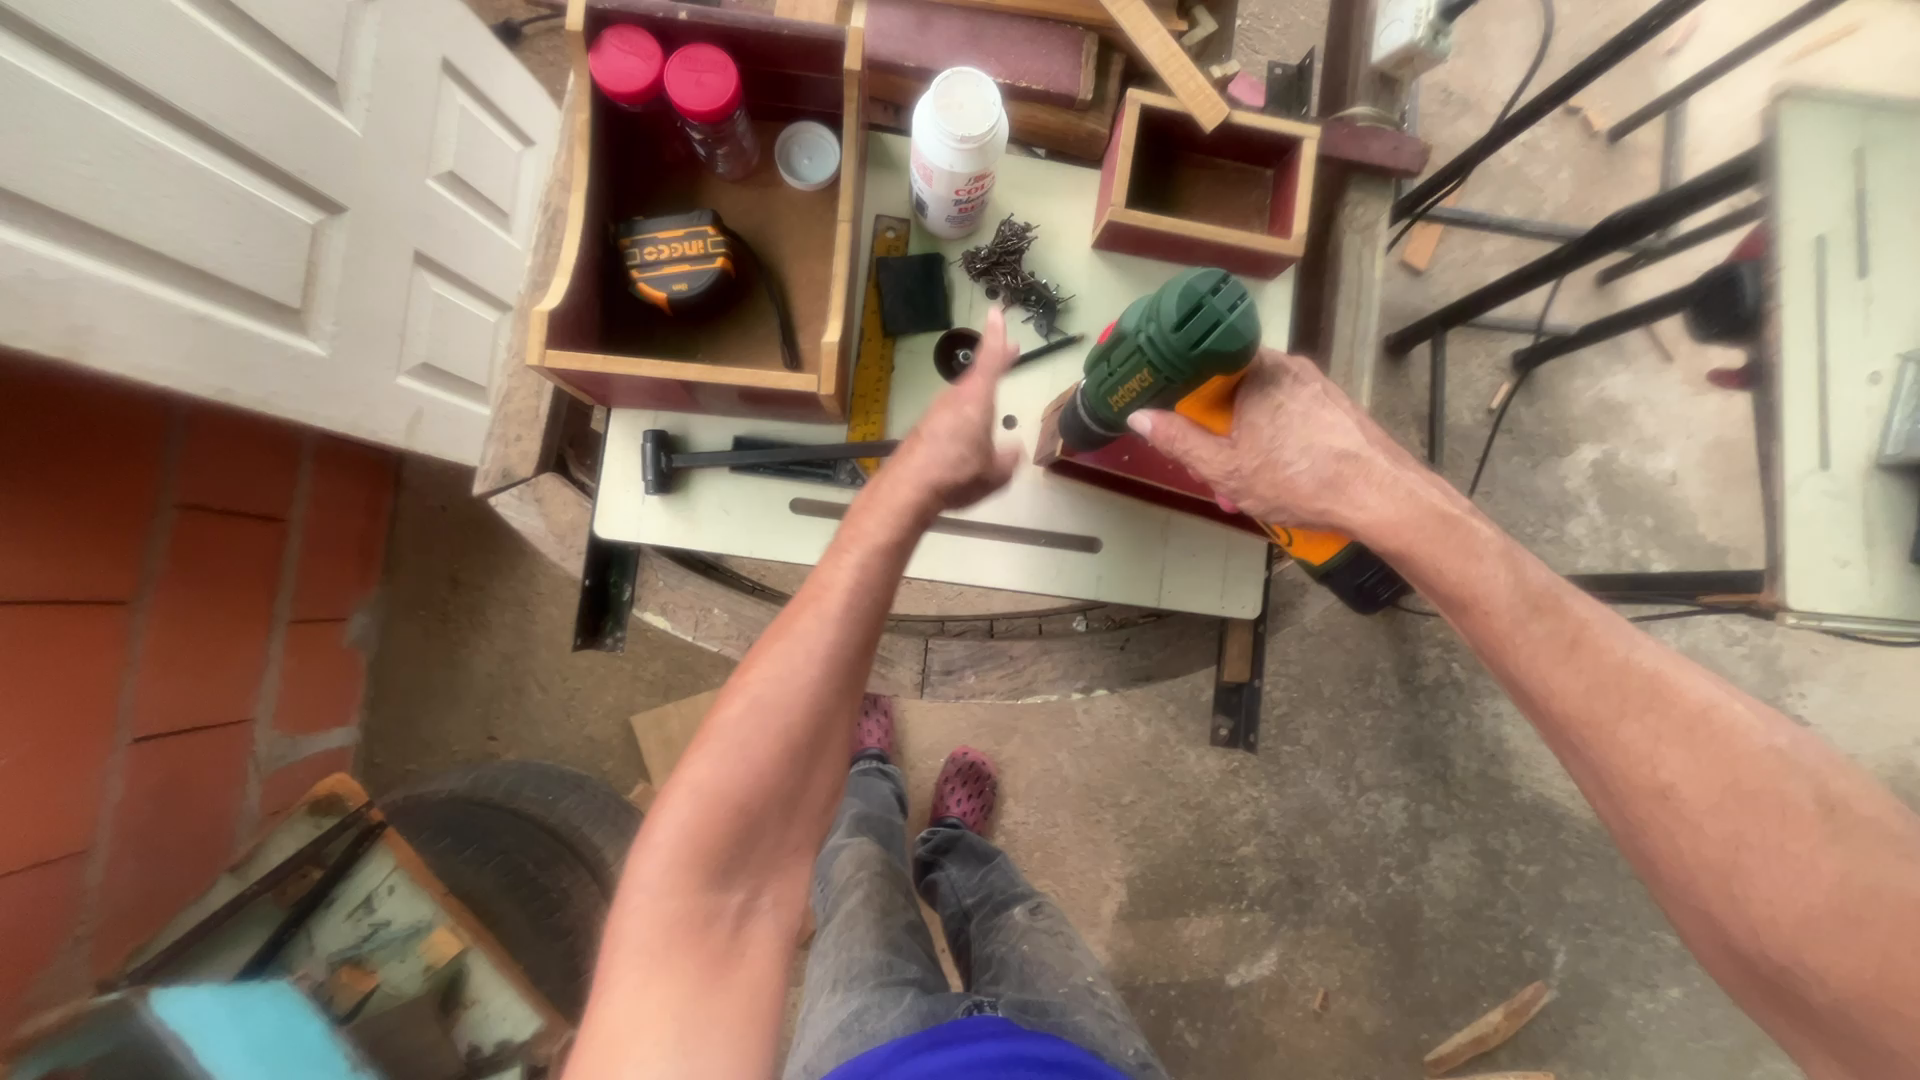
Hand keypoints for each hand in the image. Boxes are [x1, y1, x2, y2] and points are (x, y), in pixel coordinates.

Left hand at [885, 306, 1022, 514]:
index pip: (990, 359)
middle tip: (1008, 352)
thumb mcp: (996, 473)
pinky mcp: (925, 430)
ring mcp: (936, 413)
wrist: (908, 489)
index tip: (996, 312)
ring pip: (964, 398)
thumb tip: (1013, 450)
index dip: (996, 336)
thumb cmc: (956, 475)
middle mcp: (955, 399)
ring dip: (979, 395)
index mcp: (977, 400)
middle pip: (977, 376)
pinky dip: (964, 417)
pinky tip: (968, 439)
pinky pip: (952, 416)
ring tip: (992, 402)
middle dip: (994, 364)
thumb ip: (1009, 459)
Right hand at [1126, 349, 1426, 535]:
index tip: (1178, 431)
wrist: (1380, 495)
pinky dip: (1274, 444)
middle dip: (1216, 435)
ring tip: (1245, 487)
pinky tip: (1278, 478)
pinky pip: (1287, 418)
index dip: (1183, 401)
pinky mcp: (1334, 407)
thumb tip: (1140, 416)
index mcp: (1254, 369)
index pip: (1200, 368)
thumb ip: (1178, 440)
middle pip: (1229, 393)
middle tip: (1214, 475)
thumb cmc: (1297, 479)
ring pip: (1259, 409)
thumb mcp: (1224, 468)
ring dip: (1244, 445)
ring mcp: (1315, 385)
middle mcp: (1286, 366)